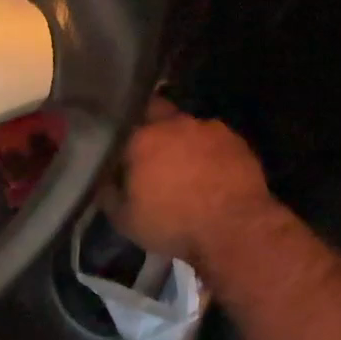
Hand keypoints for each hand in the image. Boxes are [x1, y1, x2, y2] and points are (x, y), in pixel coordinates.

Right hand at [104, 99, 275, 263]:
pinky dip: (206, 154)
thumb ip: (109, 196)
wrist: (231, 227)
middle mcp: (176, 124)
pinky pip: (213, 142)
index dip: (120, 147)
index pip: (122, 131)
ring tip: (183, 171)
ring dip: (182, 144)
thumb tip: (104, 183)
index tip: (120, 164)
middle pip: (157, 112)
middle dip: (151, 128)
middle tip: (150, 157)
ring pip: (188, 128)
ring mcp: (210, 129)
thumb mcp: (125, 220)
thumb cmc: (170, 223)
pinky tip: (207, 176)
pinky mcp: (236, 140)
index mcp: (142, 139)